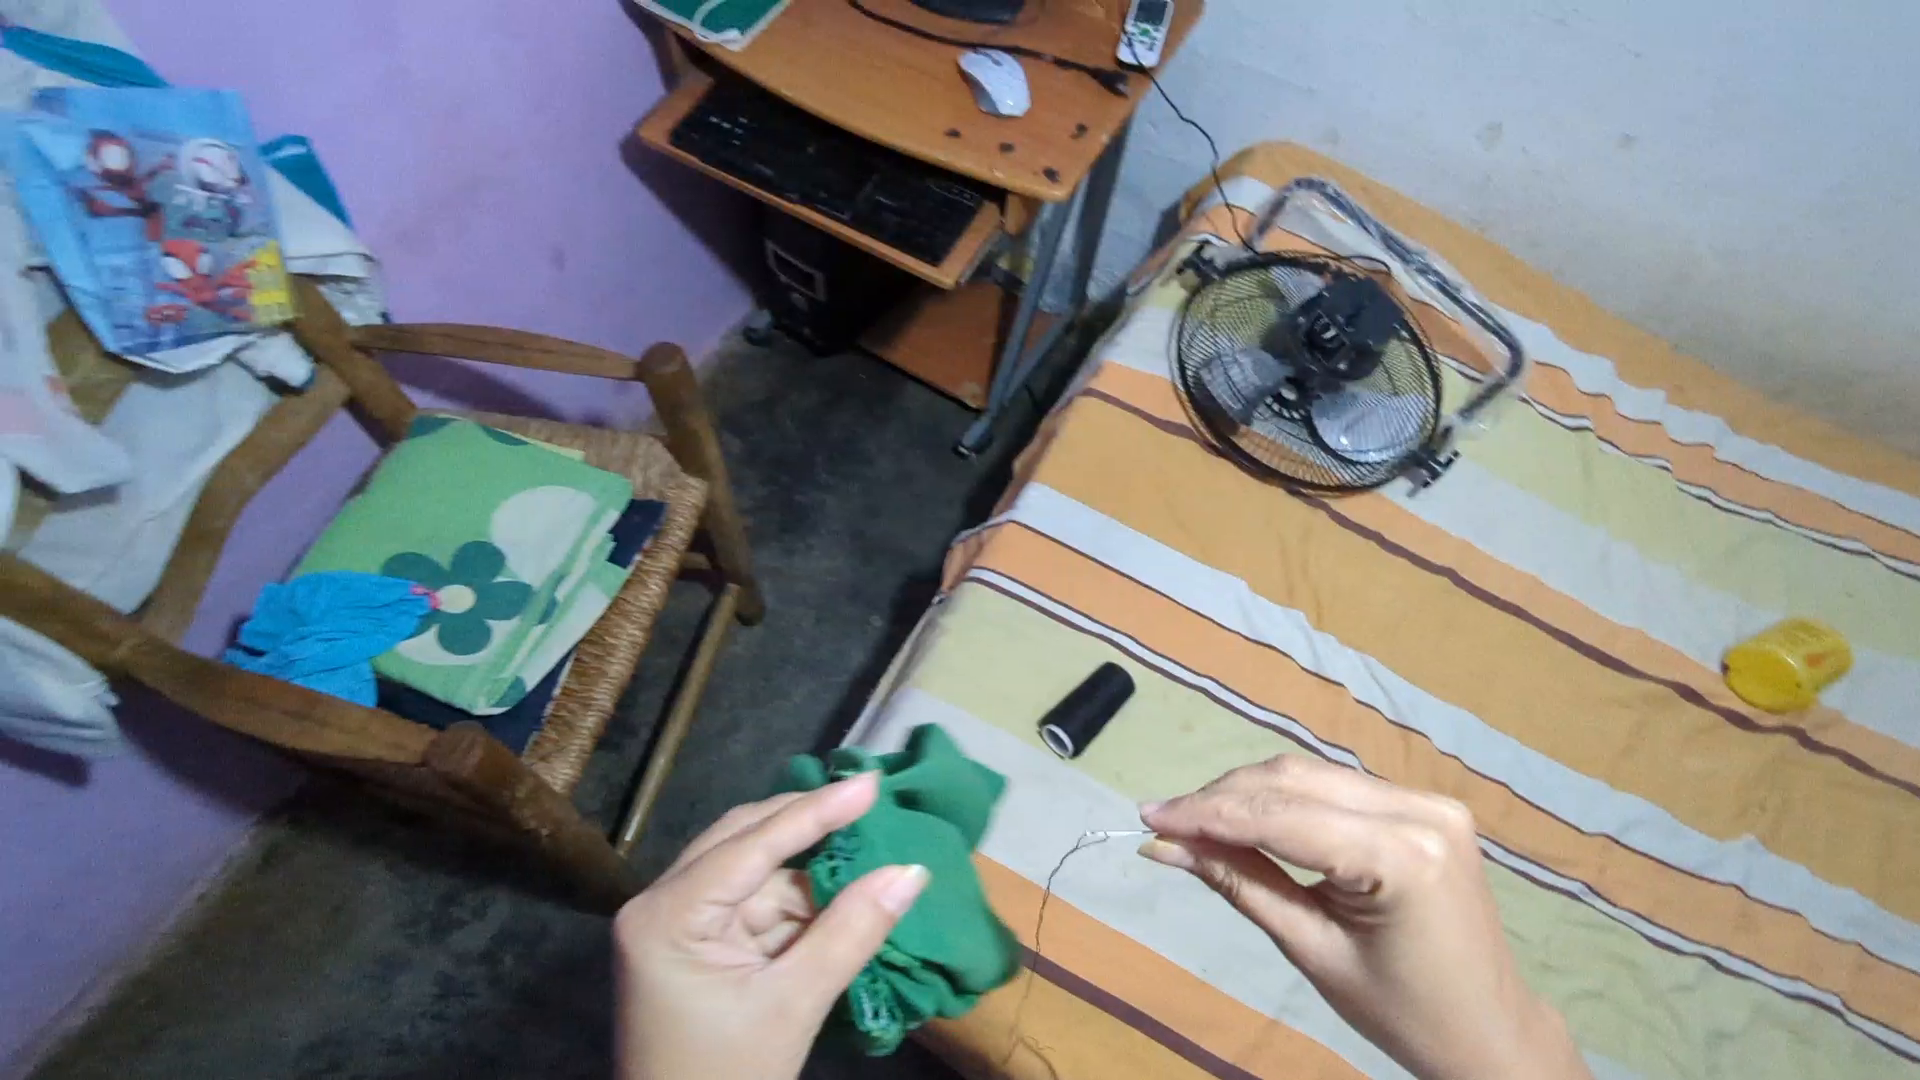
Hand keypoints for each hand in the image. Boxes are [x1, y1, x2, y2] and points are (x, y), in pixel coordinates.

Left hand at [614, 773, 929, 1079]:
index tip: (871, 783)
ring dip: (809, 866)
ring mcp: (679, 921)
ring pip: (755, 867)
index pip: (751, 843)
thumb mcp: (792, 1007)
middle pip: (746, 839)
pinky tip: (840, 892)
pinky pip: (757, 899)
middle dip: (809, 825)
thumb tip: (912, 870)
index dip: (817, 811)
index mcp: (667, 915)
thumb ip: (852, 931)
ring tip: (866, 845)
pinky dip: (799, 899)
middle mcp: (663, 902)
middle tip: (869, 800)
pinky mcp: (700, 941)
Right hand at [1138, 757, 1591, 1079]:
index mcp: (1402, 856)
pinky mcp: (1420, 802)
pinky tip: (1244, 815)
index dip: (1206, 813)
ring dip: (1244, 793)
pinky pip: (1330, 786)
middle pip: (1290, 781)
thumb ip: (1238, 882)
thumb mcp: (1311, 949)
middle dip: (1220, 798)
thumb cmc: (1403, 1011)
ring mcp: (1425, 799)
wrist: (1493, 1032)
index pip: (1280, 817)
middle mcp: (1419, 809)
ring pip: (1305, 774)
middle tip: (1165, 821)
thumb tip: (1164, 846)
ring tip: (1194, 819)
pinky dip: (1279, 798)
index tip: (1149, 816)